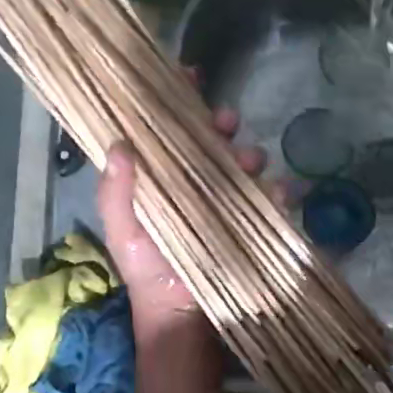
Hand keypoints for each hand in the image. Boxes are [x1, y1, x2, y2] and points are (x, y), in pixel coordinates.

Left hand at [97, 103, 266, 334]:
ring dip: (249, 155)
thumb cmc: (148, 272)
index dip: (177, 99)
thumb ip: (115, 193)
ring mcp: (224, 201)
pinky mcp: (249, 221)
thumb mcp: (123, 232)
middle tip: (225, 122)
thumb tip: (119, 144)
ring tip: (251, 162)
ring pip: (242, 162)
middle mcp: (193, 182)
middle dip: (220, 125)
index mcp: (160, 179)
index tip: (188, 74)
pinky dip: (275, 191)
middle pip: (210, 139)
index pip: (169, 129)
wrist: (182, 318)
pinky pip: (268, 198)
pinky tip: (277, 193)